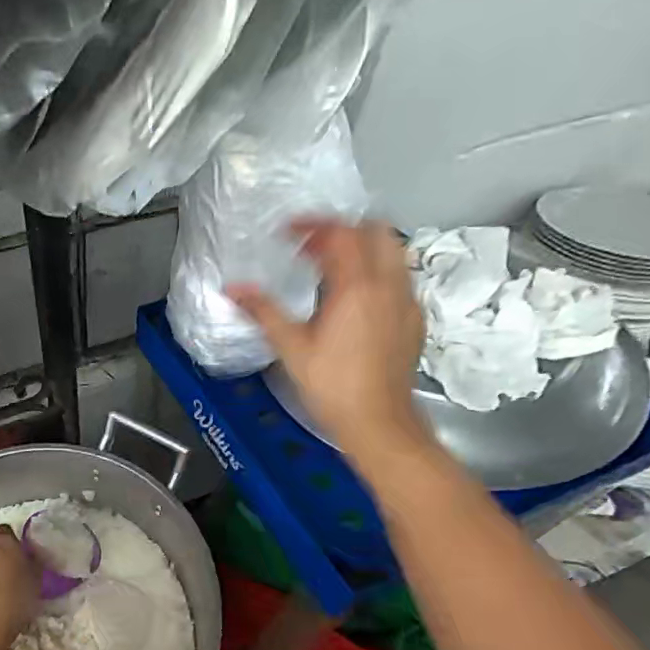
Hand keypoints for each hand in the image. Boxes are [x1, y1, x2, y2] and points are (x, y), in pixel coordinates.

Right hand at [228, 218, 428, 461]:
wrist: (379, 423)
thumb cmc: (334, 389)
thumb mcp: (291, 349)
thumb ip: (263, 312)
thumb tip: (233, 289)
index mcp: (356, 287)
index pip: (339, 234)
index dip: (313, 226)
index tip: (290, 234)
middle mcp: (388, 286)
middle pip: (375, 231)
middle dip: (345, 229)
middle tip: (316, 245)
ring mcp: (407, 302)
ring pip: (394, 251)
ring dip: (365, 248)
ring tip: (336, 266)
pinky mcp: (415, 320)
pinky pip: (401, 279)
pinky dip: (381, 273)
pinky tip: (360, 298)